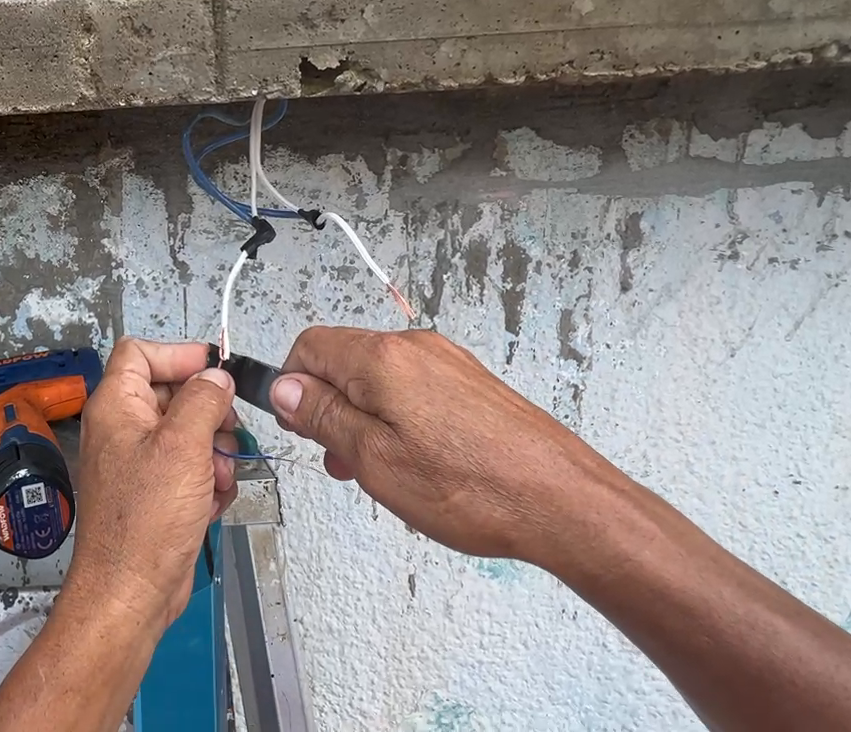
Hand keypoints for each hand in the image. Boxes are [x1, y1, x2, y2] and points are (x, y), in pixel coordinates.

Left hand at [65, 338, 238, 631]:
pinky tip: (213, 500)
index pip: (140, 353)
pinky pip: (189, 467)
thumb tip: (215, 377)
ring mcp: (137, 461)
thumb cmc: (145, 520)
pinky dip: (207, 480)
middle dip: (207, 410)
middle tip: (228, 430)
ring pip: (187, 432)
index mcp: (116, 405)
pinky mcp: (154, 491)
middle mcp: (122, 428)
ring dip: (214, 450)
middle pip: (171, 392)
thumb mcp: (183, 446)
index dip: (177, 355)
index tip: (213, 369)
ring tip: (220, 475)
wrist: (131, 591)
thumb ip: (202, 400)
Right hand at [271, 326, 623, 564]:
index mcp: (382, 357)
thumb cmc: (473, 488)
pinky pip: (411, 387)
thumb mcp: (373, 459)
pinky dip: (394, 416)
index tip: (299, 427)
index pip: (308, 346)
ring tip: (374, 468)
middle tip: (336, 456)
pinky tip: (411, 460)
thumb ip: (321, 416)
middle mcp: (414, 346)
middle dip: (327, 405)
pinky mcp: (469, 382)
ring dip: (360, 415)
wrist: (566, 504)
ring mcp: (446, 362)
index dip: (291, 385)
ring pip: (376, 377)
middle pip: (342, 359)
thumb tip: (283, 387)